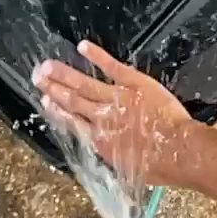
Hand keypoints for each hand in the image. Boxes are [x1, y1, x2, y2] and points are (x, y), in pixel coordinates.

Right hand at [33, 41, 202, 185]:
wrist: (179, 151)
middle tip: (36, 75)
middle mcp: (103, 118)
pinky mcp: (133, 83)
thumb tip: (105, 148)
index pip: (72, 122)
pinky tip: (82, 47)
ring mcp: (116, 98)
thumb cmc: (159, 167)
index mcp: (100, 141)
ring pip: (85, 85)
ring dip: (65, 74)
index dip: (57, 110)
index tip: (45, 99)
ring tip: (47, 64)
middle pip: (73, 101)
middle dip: (54, 88)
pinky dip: (96, 56)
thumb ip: (113, 156)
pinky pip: (111, 67)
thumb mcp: (128, 170)